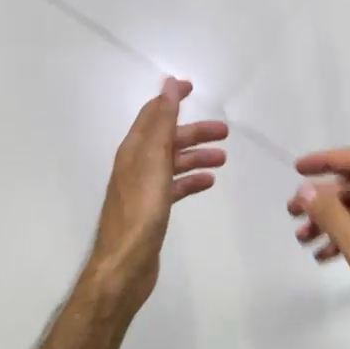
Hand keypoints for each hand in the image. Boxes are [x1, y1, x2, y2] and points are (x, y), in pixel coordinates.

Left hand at [87, 77, 226, 313]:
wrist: (125, 265)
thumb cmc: (140, 208)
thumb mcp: (153, 158)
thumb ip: (162, 121)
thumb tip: (167, 83)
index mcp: (134, 148)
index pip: (153, 113)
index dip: (171, 99)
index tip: (192, 87)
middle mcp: (136, 164)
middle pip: (168, 138)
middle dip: (194, 132)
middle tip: (225, 131)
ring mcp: (143, 188)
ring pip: (173, 162)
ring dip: (197, 156)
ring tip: (223, 158)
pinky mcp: (152, 210)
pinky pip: (175, 186)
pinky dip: (191, 180)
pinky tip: (208, 182)